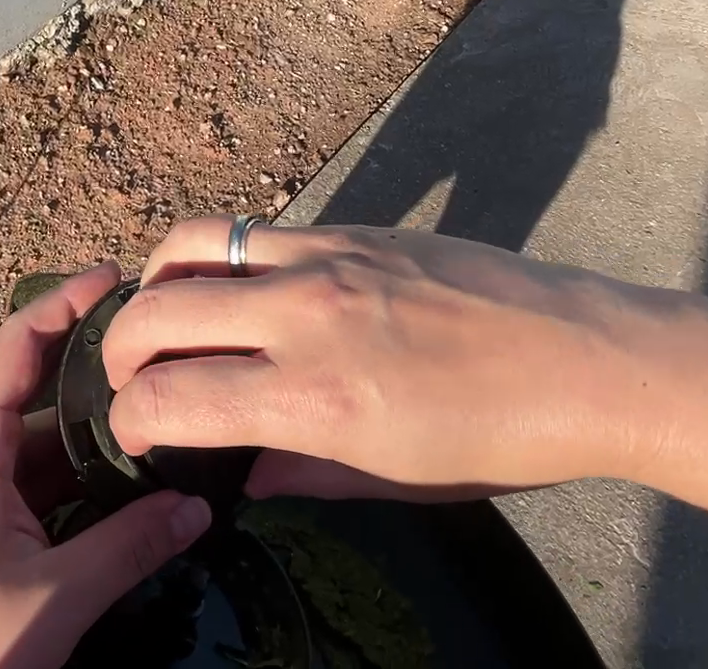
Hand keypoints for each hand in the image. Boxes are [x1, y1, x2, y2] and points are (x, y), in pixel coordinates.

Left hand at [0, 263, 213, 668]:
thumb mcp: (53, 597)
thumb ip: (129, 548)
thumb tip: (200, 506)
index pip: (16, 345)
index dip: (62, 300)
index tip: (112, 275)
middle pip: (34, 382)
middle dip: (90, 359)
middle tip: (156, 343)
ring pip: (40, 434)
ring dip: (90, 421)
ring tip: (155, 402)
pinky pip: (35, 474)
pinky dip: (78, 467)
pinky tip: (123, 474)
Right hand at [101, 218, 707, 501]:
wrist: (587, 357)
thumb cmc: (498, 440)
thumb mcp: (393, 480)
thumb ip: (297, 473)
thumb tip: (237, 474)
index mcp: (313, 399)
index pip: (167, 397)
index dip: (130, 419)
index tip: (134, 431)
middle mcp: (302, 316)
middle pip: (155, 312)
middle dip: (120, 349)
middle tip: (131, 374)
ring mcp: (322, 256)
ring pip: (188, 244)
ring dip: (154, 283)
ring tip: (162, 313)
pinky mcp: (346, 227)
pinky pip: (249, 231)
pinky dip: (215, 258)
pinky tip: (235, 287)